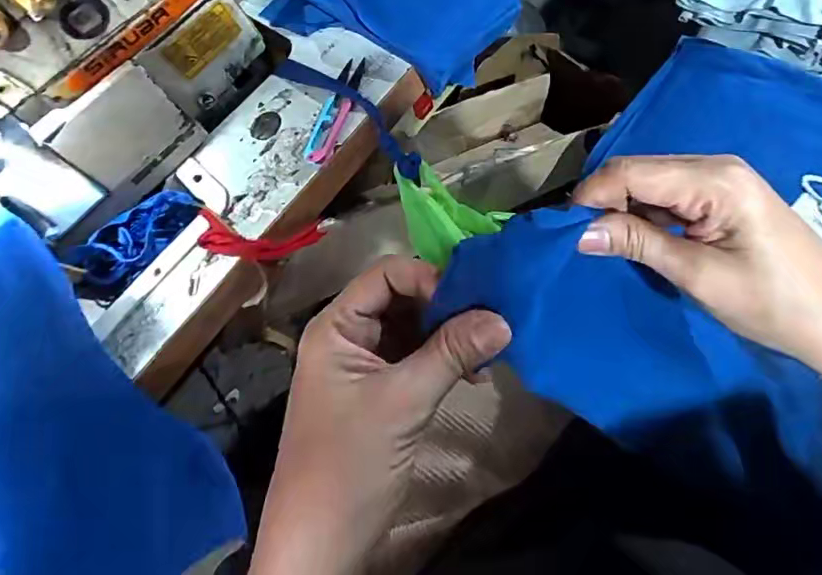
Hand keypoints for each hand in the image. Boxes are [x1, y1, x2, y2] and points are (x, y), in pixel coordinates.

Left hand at [251, 258, 510, 574]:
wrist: (318, 551)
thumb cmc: (349, 465)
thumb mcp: (404, 402)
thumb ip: (451, 352)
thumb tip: (503, 318)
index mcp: (337, 326)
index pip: (387, 274)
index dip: (427, 278)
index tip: (469, 299)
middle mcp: (348, 336)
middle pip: (402, 297)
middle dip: (446, 305)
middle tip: (489, 316)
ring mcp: (364, 365)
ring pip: (413, 328)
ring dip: (449, 334)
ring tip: (488, 347)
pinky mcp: (380, 392)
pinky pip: (416, 357)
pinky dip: (444, 360)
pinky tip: (475, 373)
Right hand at [571, 155, 821, 398]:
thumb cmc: (777, 307)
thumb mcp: (701, 277)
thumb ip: (639, 244)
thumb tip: (580, 231)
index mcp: (714, 178)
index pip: (632, 171)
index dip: (593, 196)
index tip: (567, 232)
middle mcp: (716, 164)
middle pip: (641, 170)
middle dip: (607, 200)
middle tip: (584, 242)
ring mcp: (724, 176)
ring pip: (654, 180)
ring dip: (628, 207)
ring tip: (608, 243)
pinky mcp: (728, 193)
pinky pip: (674, 192)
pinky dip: (652, 212)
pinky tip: (644, 238)